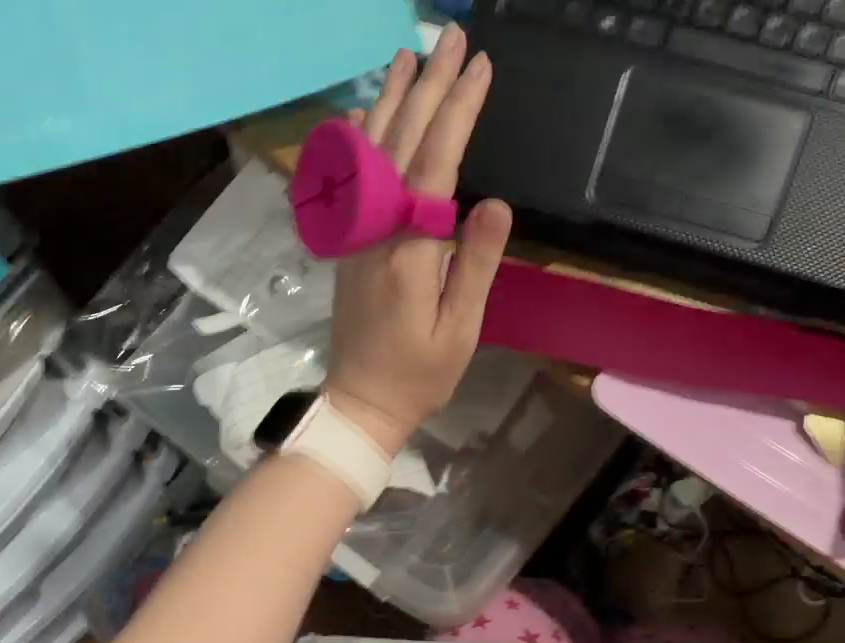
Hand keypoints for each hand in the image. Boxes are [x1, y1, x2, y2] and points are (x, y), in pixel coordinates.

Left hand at [326, 24, 513, 454]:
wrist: (360, 402)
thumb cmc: (419, 375)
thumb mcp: (461, 329)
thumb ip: (476, 264)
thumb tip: (497, 202)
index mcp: (409, 249)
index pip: (435, 163)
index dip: (457, 112)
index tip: (480, 67)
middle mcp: (375, 229)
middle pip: (402, 144)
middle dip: (428, 87)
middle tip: (452, 37)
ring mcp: (355, 235)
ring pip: (370, 154)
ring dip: (391, 100)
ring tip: (409, 54)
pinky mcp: (347, 244)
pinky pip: (353, 179)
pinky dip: (360, 140)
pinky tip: (363, 115)